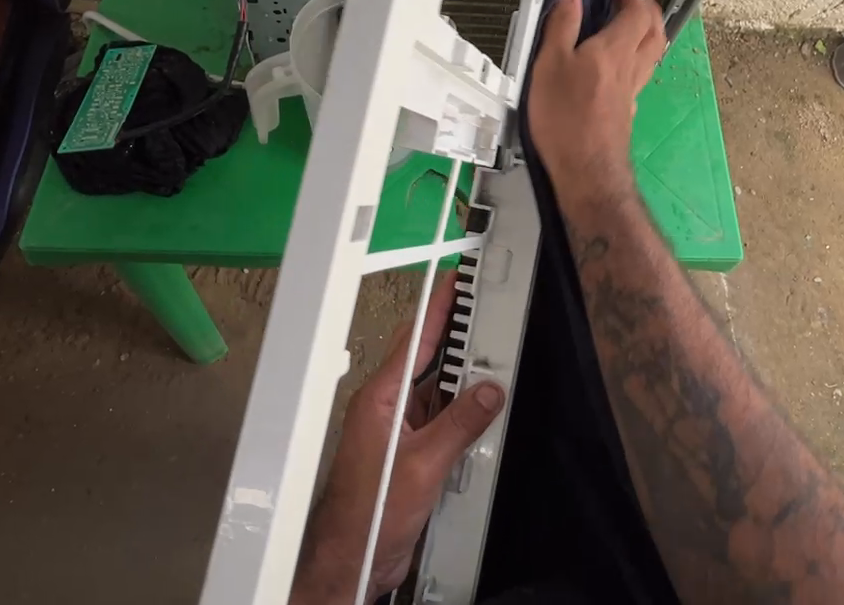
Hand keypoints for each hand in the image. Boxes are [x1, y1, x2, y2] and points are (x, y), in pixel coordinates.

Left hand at [290, 277, 506, 603]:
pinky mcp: (409, 450)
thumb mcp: (423, 467)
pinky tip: (482, 411)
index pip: (416, 338)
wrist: (350, 563)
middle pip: (430, 359)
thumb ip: (460, 425)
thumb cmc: (366, 517)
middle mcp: (388, 407)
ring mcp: (398, 429)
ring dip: (464, 381)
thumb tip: (488, 391)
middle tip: (488, 315)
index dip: (439, 306)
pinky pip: (441, 417)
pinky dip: (463, 411)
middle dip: (459, 338)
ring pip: (438, 389)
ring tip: (493, 364)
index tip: (458, 280)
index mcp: (381, 398)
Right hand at [527, 0, 666, 200]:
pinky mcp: (626, 110)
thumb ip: (562, 25)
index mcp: (615, 50)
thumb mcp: (550, 63)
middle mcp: (631, 68)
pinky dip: (636, 60)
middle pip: (655, 31)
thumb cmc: (566, 119)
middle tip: (632, 1)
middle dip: (647, 10)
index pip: (637, 11)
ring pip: (652, 54)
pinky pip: (640, 76)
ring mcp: (632, 91)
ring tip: (632, 27)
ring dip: (648, 34)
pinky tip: (620, 67)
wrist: (587, 171)